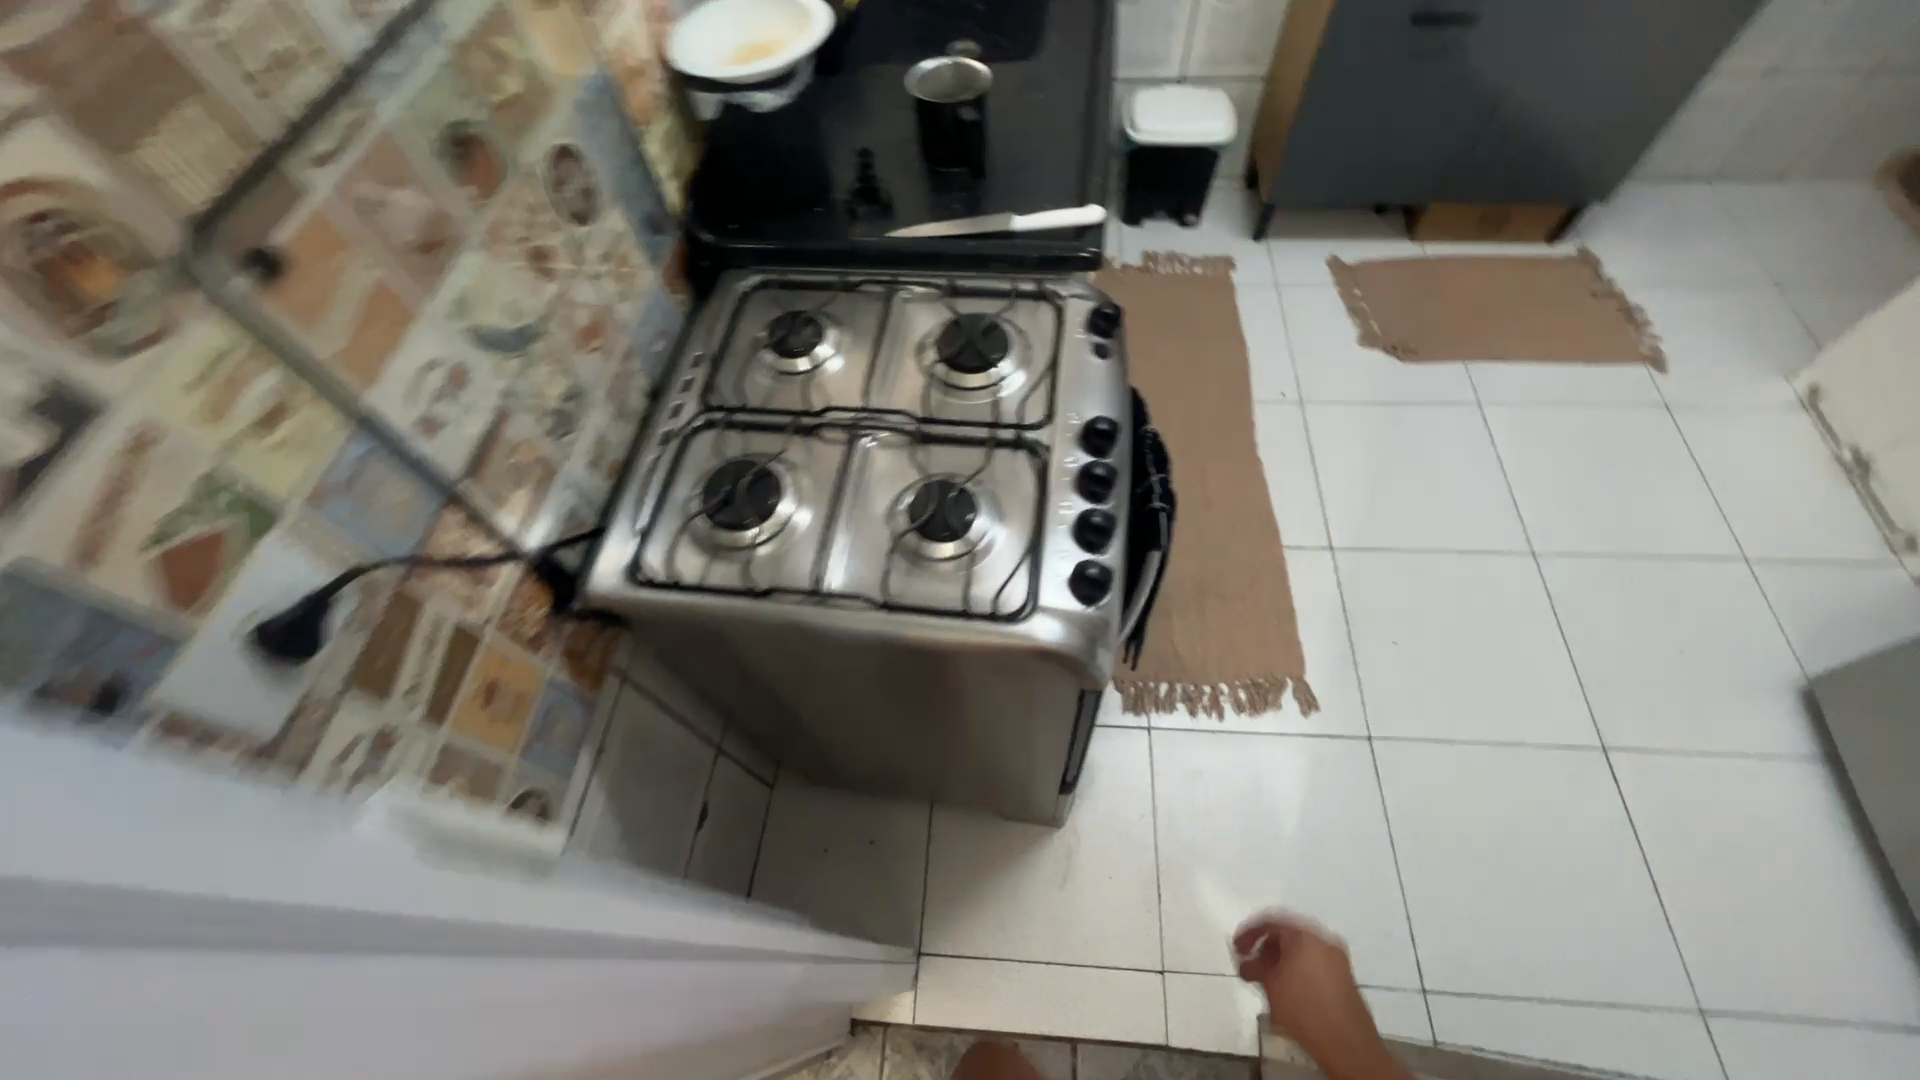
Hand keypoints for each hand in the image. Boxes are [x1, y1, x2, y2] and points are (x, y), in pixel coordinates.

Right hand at [1234, 914, 1409, 1079]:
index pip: (1270, 922)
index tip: (1237, 949)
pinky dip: (1298, 969)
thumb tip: (1247, 962)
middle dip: (1266, 949)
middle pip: (1288, 934)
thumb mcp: (1271, 986)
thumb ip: (1255, 967)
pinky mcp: (1345, 978)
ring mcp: (1337, 959)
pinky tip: (1289, 990)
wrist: (1348, 1044)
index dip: (1249, 933)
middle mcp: (1322, 941)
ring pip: (1302, 950)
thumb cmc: (1304, 1010)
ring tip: (1268, 981)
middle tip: (1252, 965)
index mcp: (1303, 936)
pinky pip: (1315, 963)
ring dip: (1282, 961)